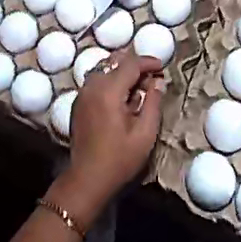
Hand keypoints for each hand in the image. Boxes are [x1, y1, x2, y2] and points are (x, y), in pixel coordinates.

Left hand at [51, 51, 165, 217]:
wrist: (86, 180)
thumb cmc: (119, 159)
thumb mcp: (145, 133)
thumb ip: (153, 103)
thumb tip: (158, 82)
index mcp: (109, 91)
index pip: (131, 64)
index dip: (148, 62)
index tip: (161, 67)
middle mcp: (93, 86)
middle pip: (115, 62)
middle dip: (135, 66)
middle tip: (151, 79)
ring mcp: (83, 94)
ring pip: (104, 69)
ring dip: (122, 72)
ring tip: (138, 89)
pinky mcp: (79, 103)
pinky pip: (96, 80)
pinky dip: (111, 81)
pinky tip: (122, 98)